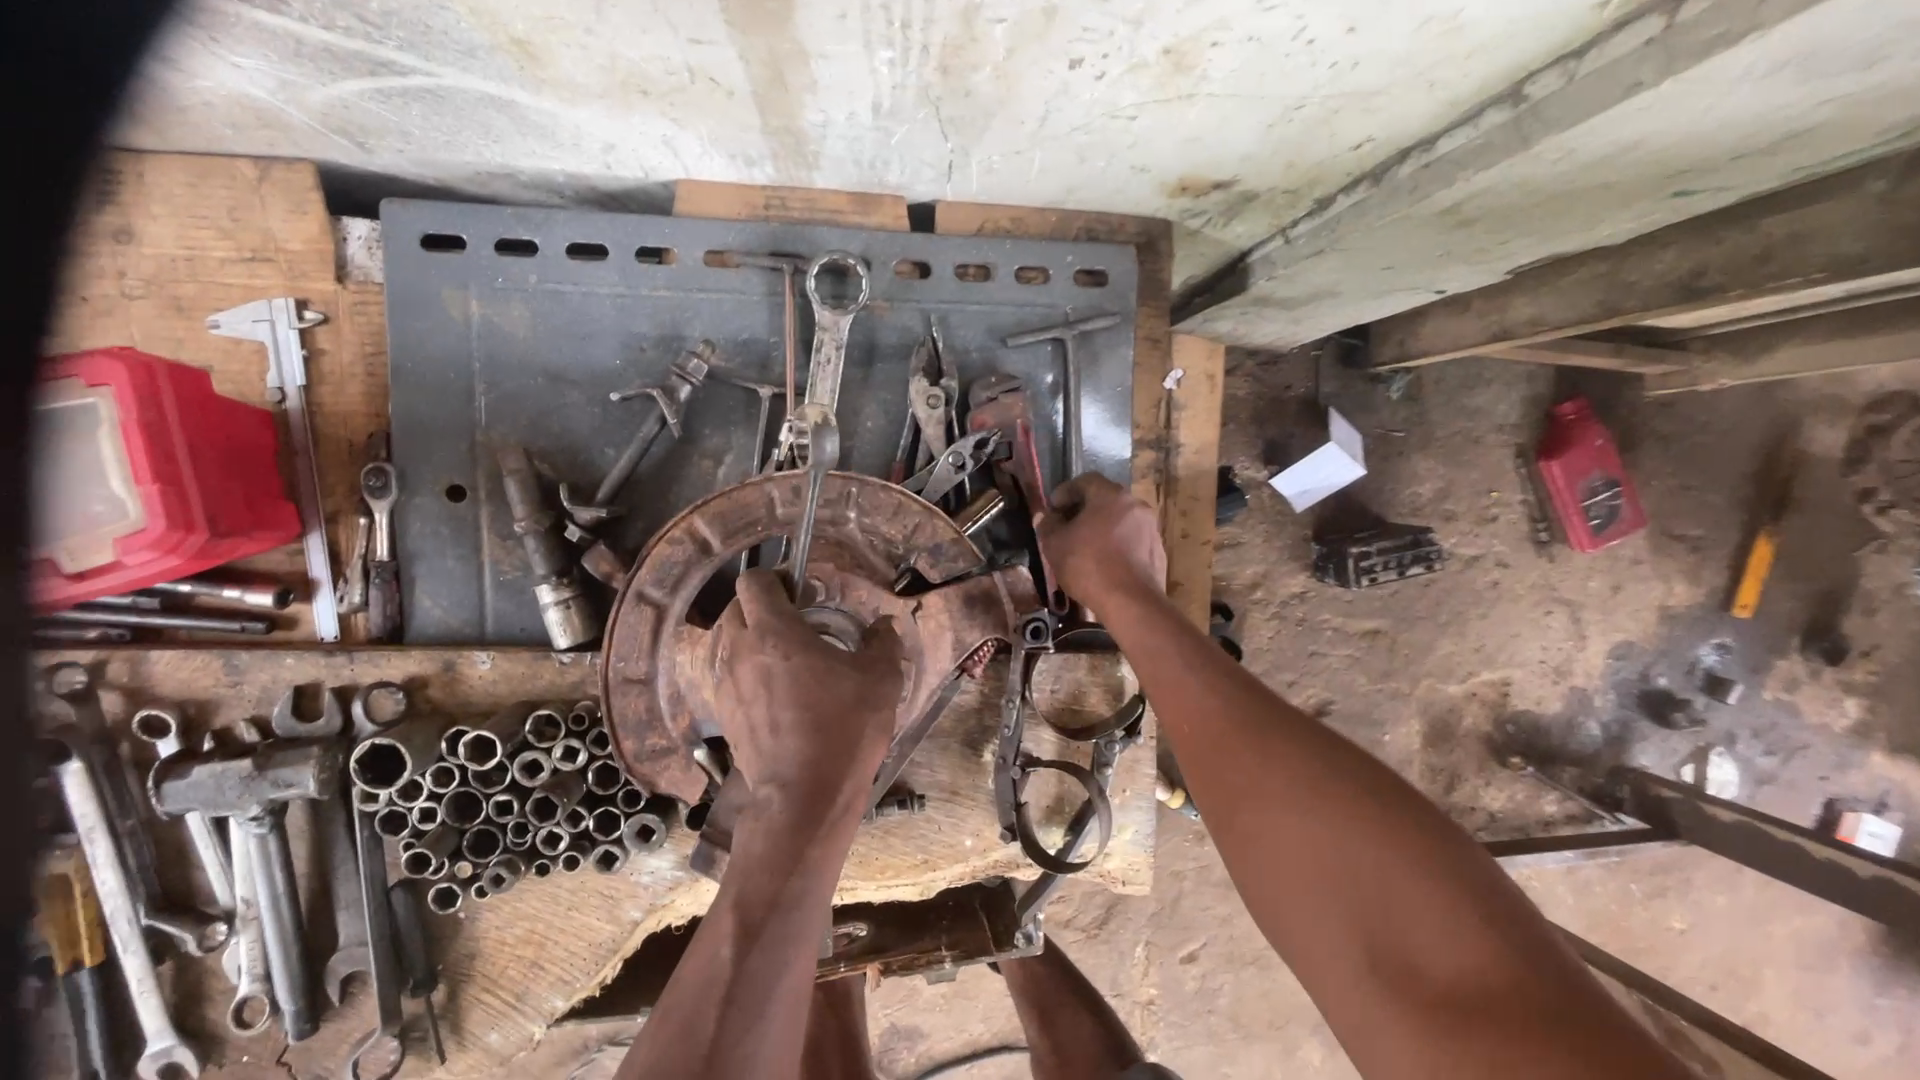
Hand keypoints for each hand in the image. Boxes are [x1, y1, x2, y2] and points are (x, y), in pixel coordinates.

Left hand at [711, 569, 906, 811]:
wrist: (804, 796)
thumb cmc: (843, 728)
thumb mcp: (880, 680)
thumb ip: (882, 642)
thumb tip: (883, 624)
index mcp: (774, 631)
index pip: (754, 581)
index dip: (776, 578)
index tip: (802, 592)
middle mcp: (740, 652)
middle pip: (737, 609)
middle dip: (762, 608)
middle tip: (799, 624)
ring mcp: (727, 687)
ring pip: (732, 646)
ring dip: (756, 643)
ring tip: (792, 665)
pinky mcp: (725, 718)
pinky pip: (733, 680)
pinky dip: (751, 677)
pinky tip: (782, 700)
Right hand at [1035, 474, 1166, 615]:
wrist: (1131, 601)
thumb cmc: (1088, 565)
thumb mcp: (1055, 545)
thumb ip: (1048, 525)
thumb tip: (1046, 516)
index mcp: (1111, 496)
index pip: (1086, 480)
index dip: (1066, 492)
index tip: (1053, 508)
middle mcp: (1135, 505)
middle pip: (1106, 499)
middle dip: (1084, 510)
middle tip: (1067, 526)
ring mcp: (1150, 528)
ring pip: (1120, 520)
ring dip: (1102, 528)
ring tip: (1085, 547)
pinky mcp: (1157, 550)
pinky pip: (1132, 540)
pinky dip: (1117, 544)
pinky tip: (1105, 563)